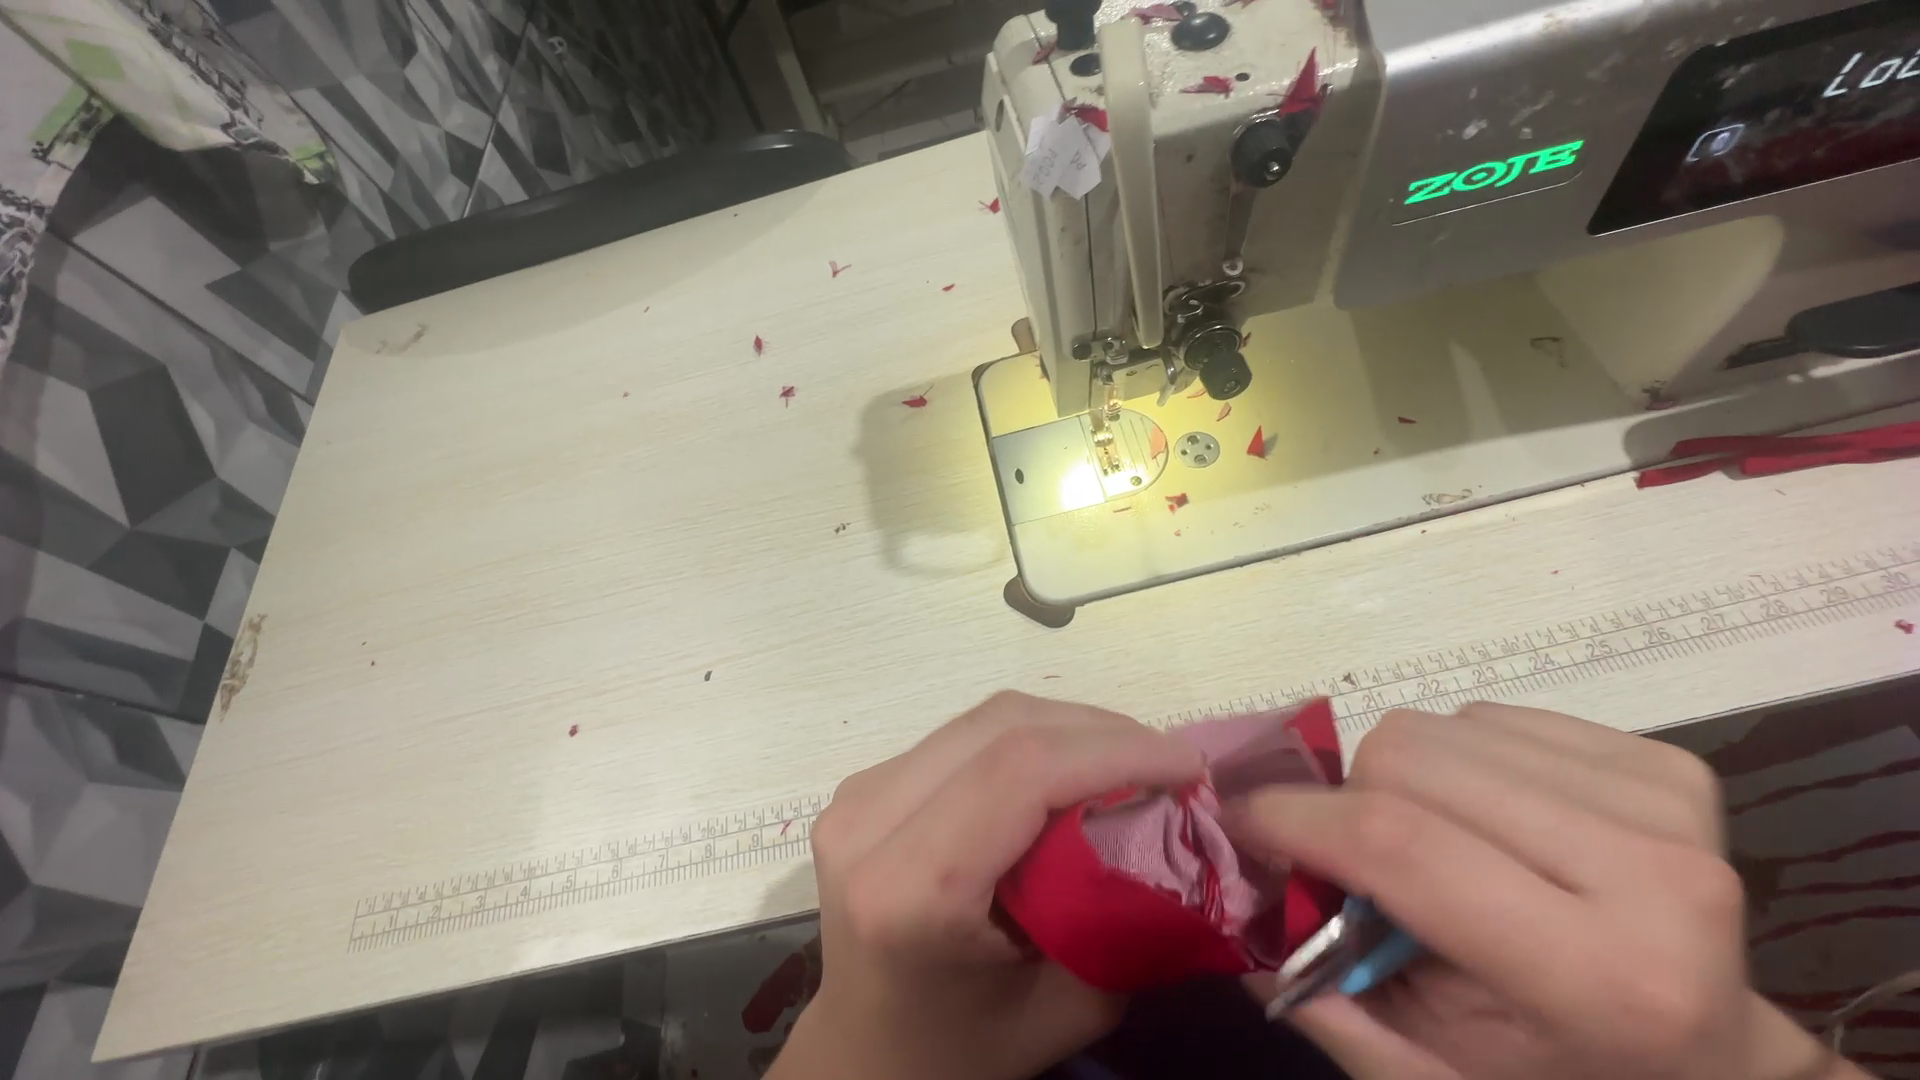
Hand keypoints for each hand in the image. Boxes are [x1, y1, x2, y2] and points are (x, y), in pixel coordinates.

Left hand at [771, 692, 1204, 1079]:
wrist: (864, 1052)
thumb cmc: (963, 1047)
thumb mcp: (1068, 1008)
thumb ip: (1127, 918)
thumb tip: (1182, 833)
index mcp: (907, 889)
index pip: (1020, 773)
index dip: (1115, 751)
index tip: (1189, 766)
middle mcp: (866, 823)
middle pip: (1003, 726)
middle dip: (1101, 731)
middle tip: (1167, 764)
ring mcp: (856, 794)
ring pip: (984, 719)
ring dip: (1068, 728)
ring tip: (1128, 762)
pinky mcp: (864, 784)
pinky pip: (964, 736)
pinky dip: (1030, 741)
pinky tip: (1069, 769)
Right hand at [1232, 703, 1861, 1079]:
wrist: (1713, 1059)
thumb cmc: (1552, 1074)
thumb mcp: (1424, 1074)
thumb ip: (1318, 993)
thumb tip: (1226, 892)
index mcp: (1598, 974)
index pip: (1399, 844)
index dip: (1292, 817)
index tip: (1236, 818)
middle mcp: (1653, 874)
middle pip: (1405, 758)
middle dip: (1347, 800)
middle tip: (1356, 858)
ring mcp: (1663, 805)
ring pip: (1437, 725)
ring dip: (1401, 777)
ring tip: (1433, 841)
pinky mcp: (1664, 762)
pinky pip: (1486, 717)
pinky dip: (1455, 759)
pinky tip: (1487, 819)